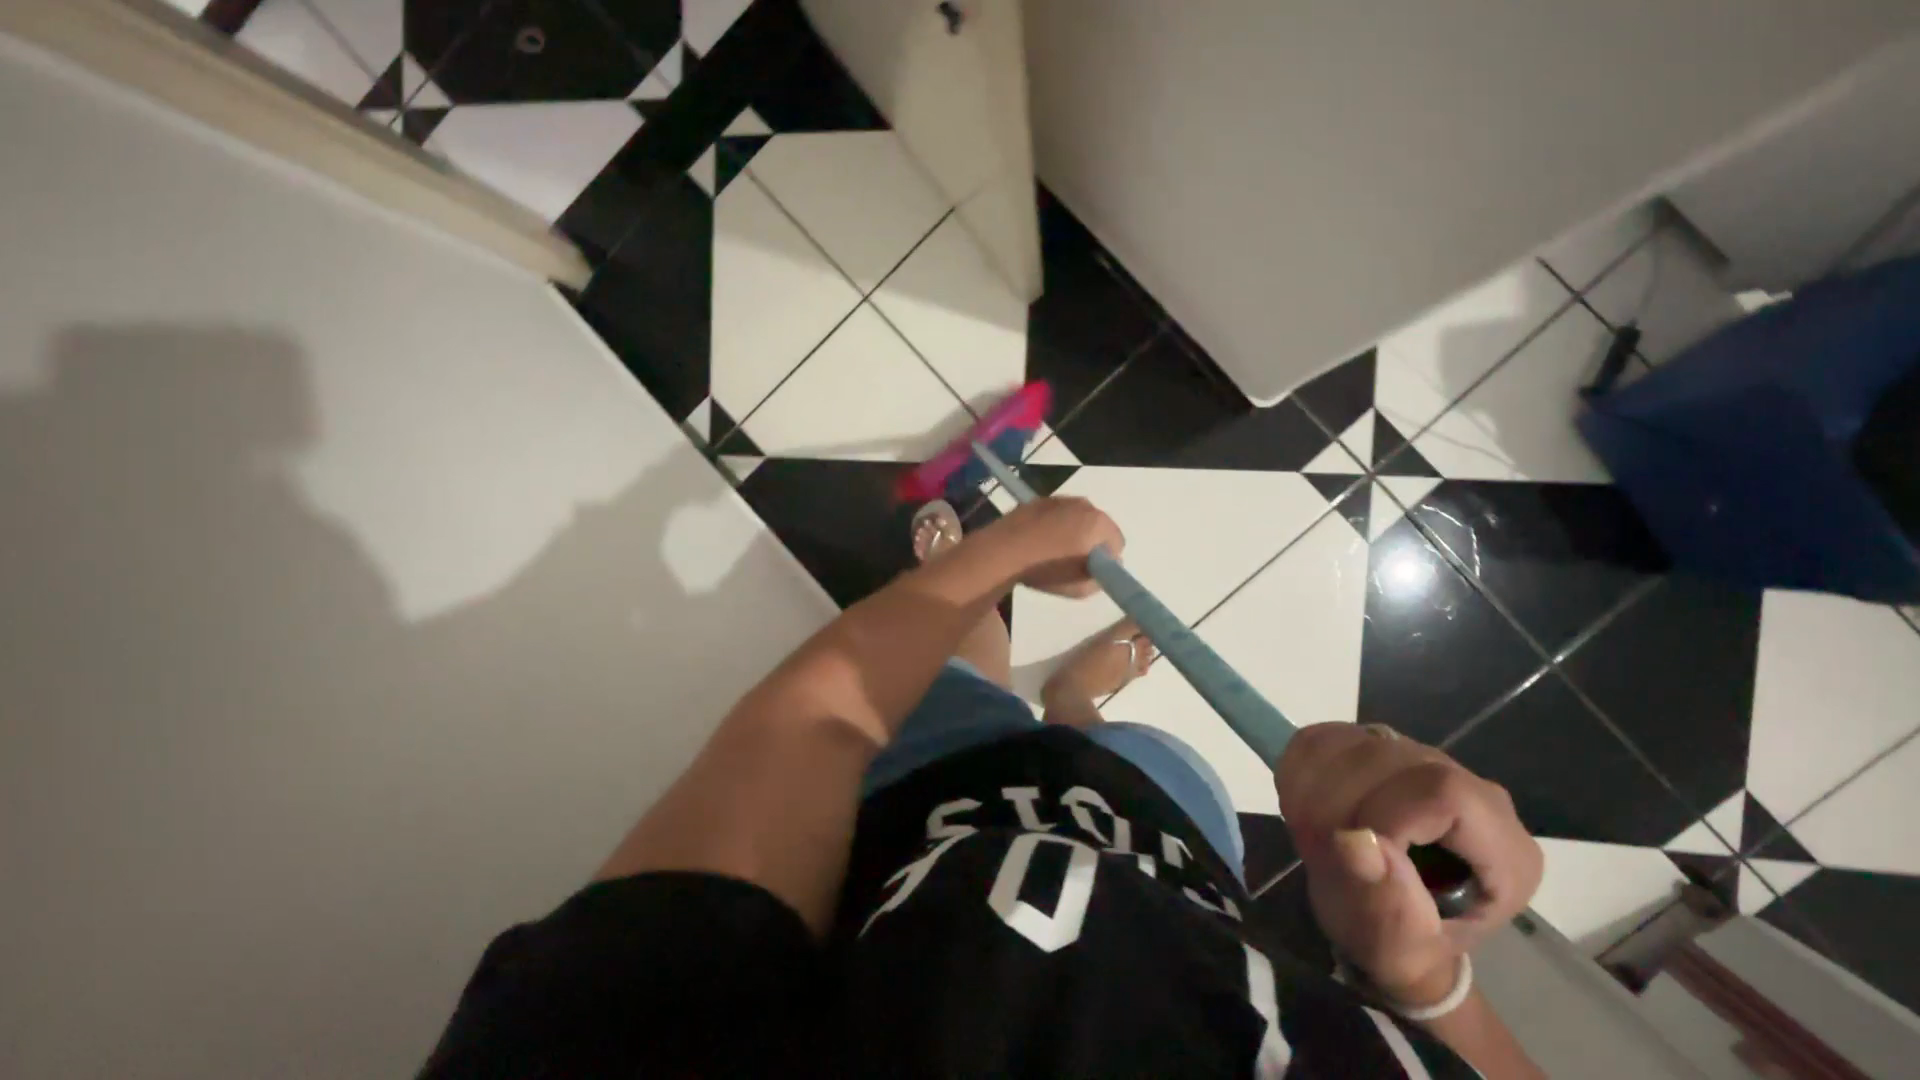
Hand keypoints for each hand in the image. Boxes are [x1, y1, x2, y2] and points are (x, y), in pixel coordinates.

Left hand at [986, 496, 1122, 597]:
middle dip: (1090, 542)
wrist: (1002, 551)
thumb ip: (1100, 579)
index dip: (1107, 560)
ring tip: (1052, 552)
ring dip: (1072, 532)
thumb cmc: (1046, 570)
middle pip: (1098, 526)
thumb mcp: (1081, 589)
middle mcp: (1083, 504)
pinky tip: (1039, 541)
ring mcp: (1060, 499)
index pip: (1117, 543)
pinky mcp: (1039, 500)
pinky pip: (1057, 514)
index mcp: (1098, 523)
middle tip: (1071, 563)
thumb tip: (1102, 567)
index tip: (1091, 572)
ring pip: (1077, 518)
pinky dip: (1054, 525)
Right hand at [1274, 723, 1541, 1006]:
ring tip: (1314, 834)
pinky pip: (1330, 737)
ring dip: (1313, 788)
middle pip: (1392, 761)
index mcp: (1504, 850)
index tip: (1348, 853)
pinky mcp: (1386, 749)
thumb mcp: (1395, 945)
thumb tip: (1353, 840)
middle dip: (1335, 805)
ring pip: (1356, 742)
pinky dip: (1302, 771)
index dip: (1384, 816)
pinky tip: (1309, 808)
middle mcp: (1476, 794)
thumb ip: (1384, 897)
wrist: (1386, 928)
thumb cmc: (1400, 946)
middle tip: (1317, 851)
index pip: (1443, 794)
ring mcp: (1428, 764)